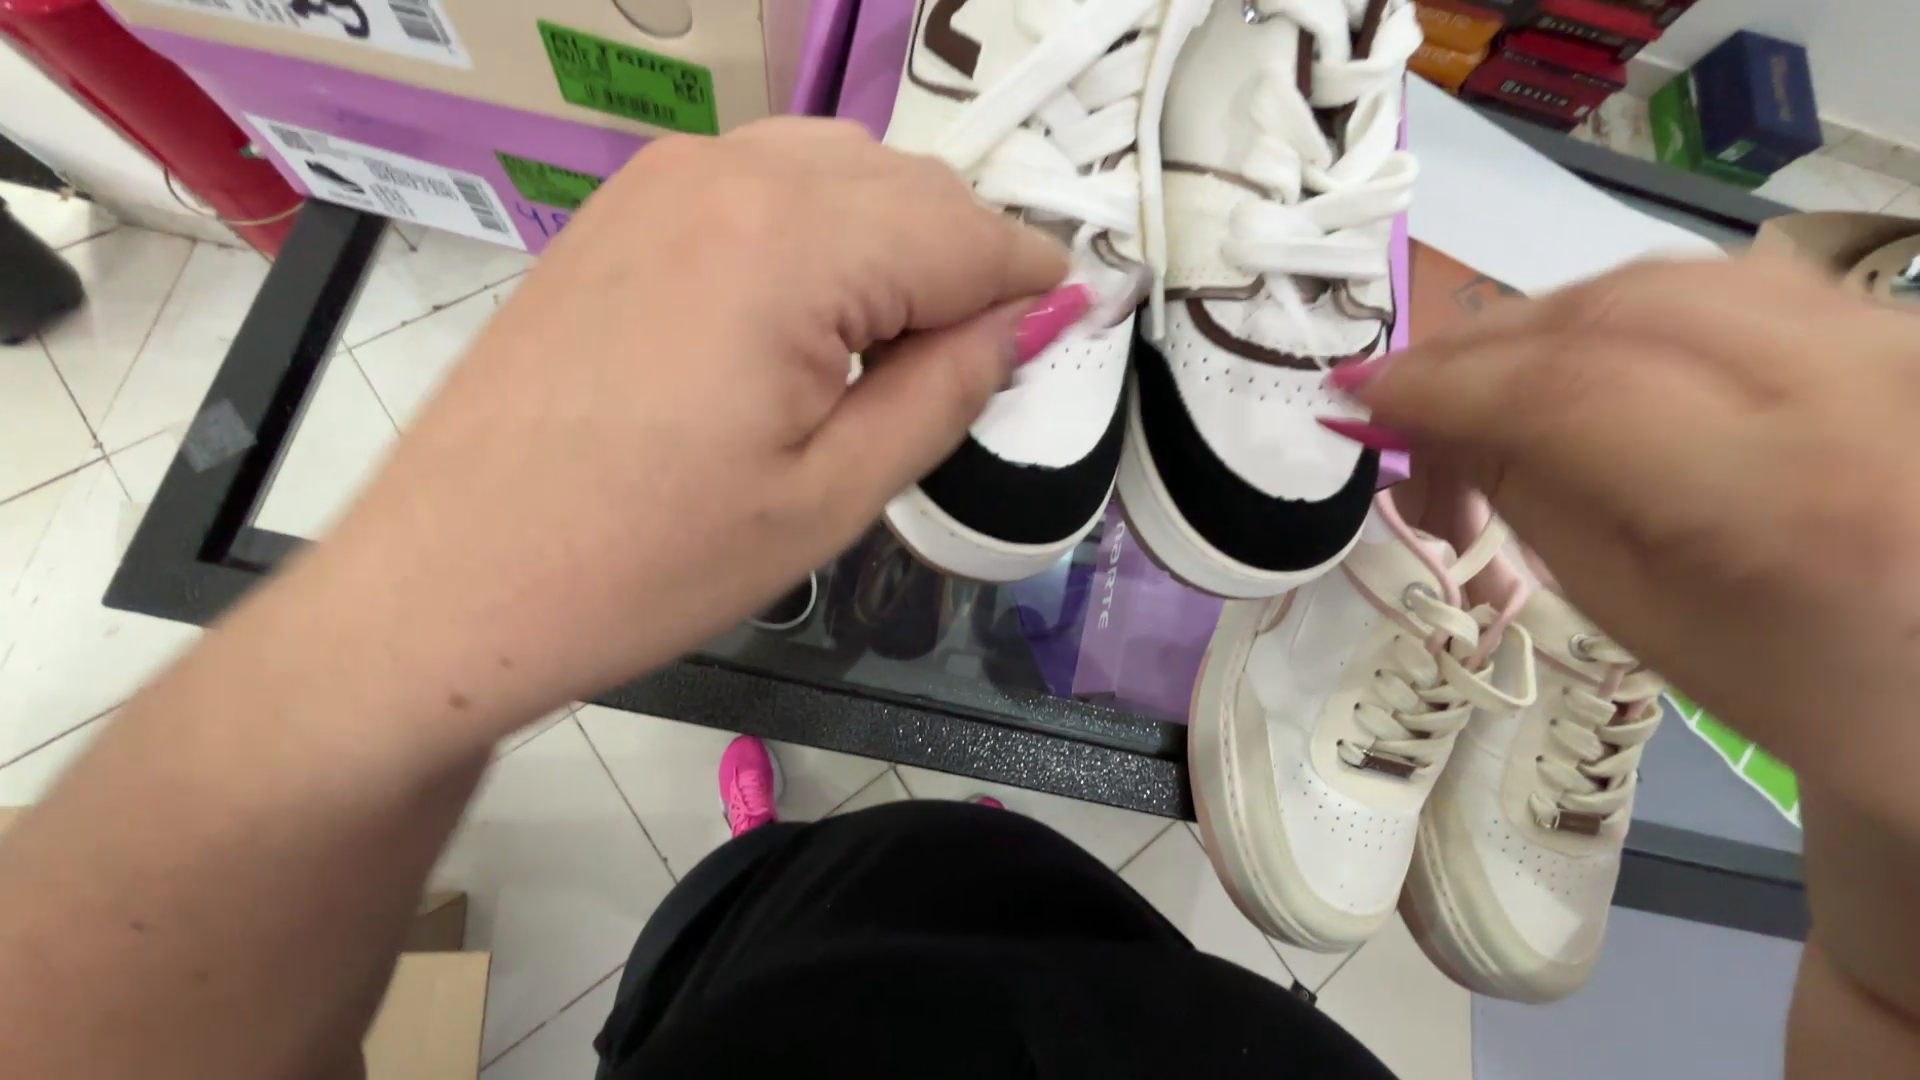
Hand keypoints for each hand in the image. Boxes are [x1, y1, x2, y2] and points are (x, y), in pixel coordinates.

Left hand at [293, 118, 1071, 736]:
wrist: (457, 580)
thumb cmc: (655, 560)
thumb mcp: (834, 495)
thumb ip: (949, 389)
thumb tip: (1029, 319)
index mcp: (792, 244)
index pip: (963, 229)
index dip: (1030, 275)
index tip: (1070, 318)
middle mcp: (729, 173)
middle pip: (907, 184)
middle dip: (968, 257)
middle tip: (984, 351)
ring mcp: (665, 180)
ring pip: (841, 171)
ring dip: (899, 240)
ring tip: (904, 340)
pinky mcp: (626, 209)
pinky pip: (768, 186)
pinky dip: (827, 231)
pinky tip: (819, 312)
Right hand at [1341, 256, 1919, 830]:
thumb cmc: (1785, 679)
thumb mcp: (1625, 603)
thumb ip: (1522, 489)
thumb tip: (1422, 422)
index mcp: (1790, 499)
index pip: (1570, 394)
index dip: (1444, 383)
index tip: (1360, 393)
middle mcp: (1872, 389)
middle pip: (1616, 312)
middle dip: (1479, 342)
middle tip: (1400, 387)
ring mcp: (1903, 341)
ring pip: (1669, 278)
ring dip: (1539, 320)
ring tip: (1475, 376)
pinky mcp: (1899, 325)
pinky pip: (1724, 283)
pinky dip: (1614, 309)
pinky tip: (1570, 354)